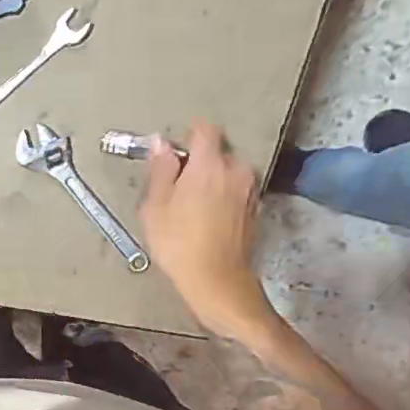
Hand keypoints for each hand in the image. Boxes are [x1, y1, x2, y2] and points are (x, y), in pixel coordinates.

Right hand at [138, 121, 275, 338]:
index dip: (187, 136)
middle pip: (217, 153)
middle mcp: (236, 169)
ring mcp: (249, 188)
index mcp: (209, 165)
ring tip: (189, 206)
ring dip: (210, 180)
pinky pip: (234, 190)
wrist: (215, 278)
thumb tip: (161, 144)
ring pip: (227, 172)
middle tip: (175, 186)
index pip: (204, 131)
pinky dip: (220, 196)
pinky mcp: (254, 207)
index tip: (172, 151)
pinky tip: (204, 218)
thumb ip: (160, 171)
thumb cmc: (177, 243)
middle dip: (198, 163)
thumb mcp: (155, 207)